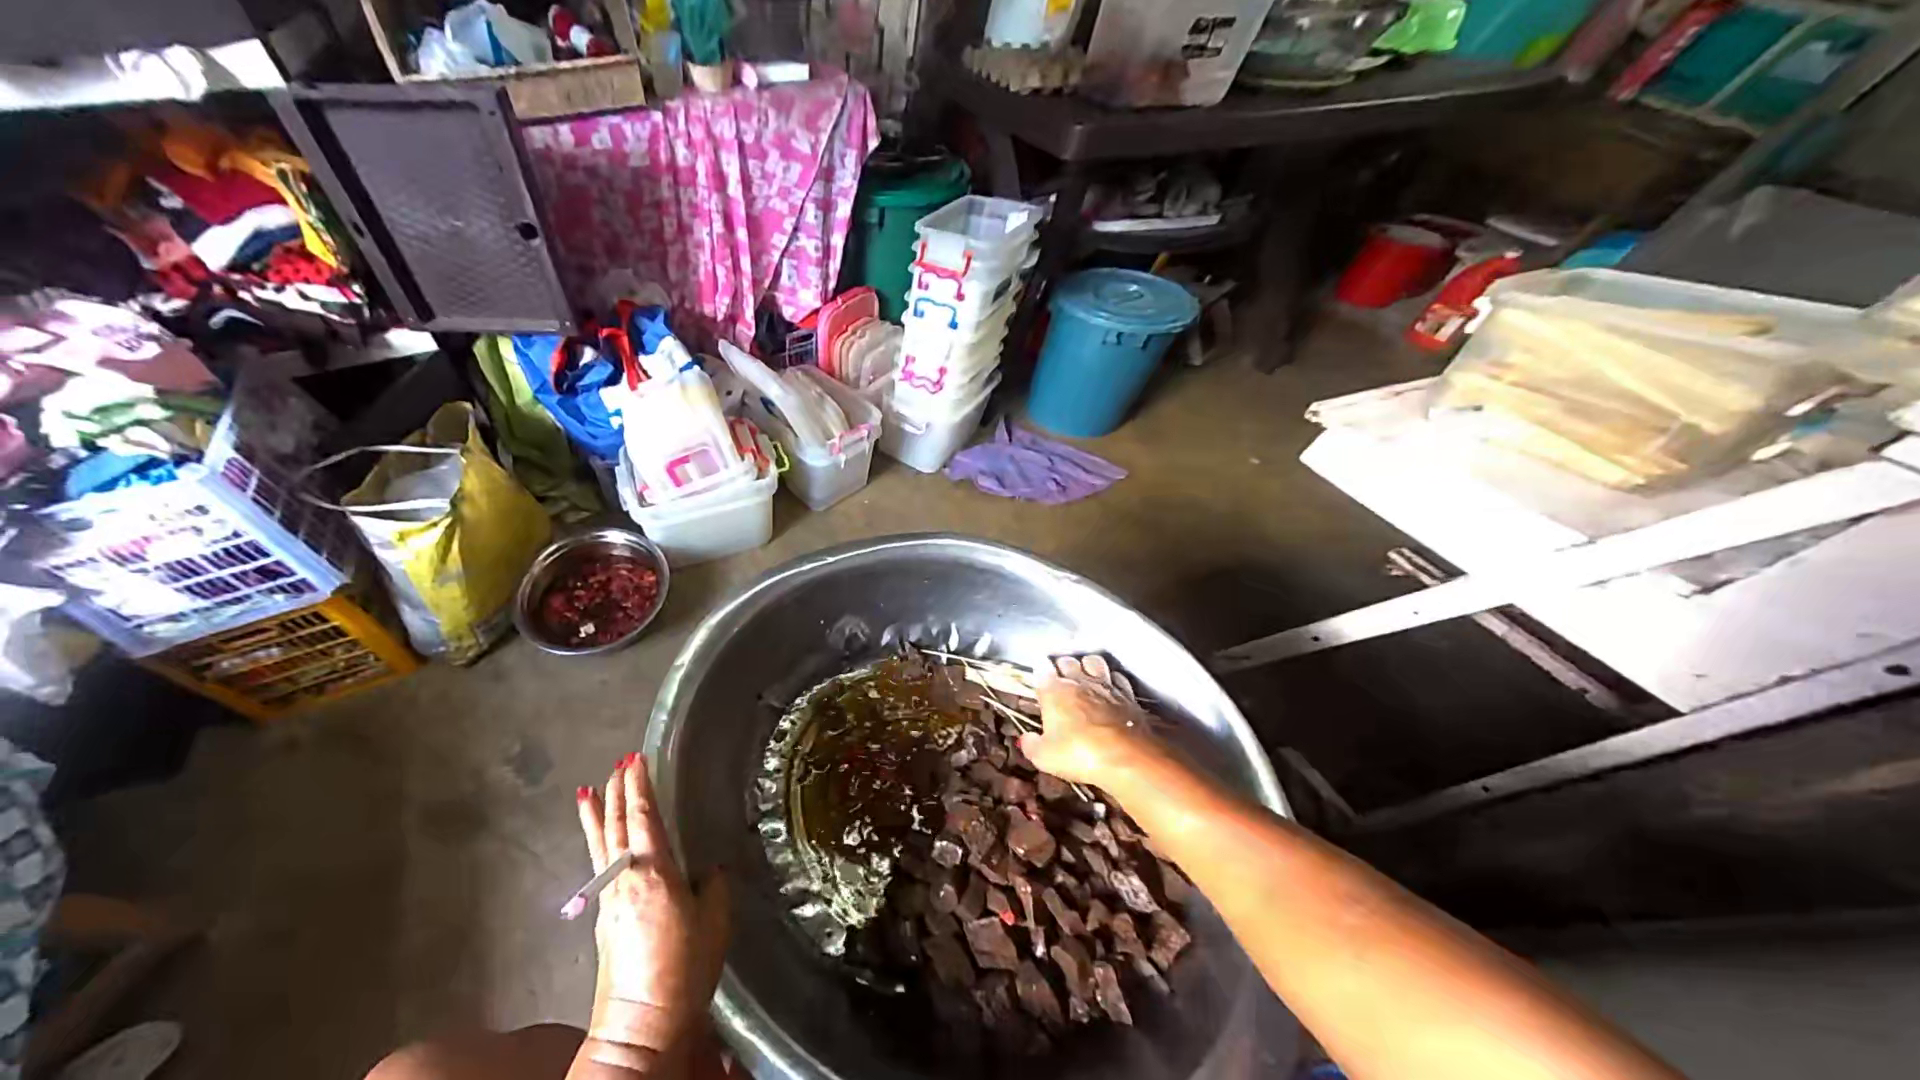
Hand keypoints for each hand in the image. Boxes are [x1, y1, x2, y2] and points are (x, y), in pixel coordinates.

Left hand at [575, 753, 728, 1053]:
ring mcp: (609, 899)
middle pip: (616, 825)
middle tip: (618, 763)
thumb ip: (712, 884)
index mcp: (653, 871)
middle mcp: (625, 879)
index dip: (639, 786)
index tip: (636, 758)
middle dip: (617, 791)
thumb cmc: (685, 966)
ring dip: (597, 815)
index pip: (643, 817)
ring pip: (600, 845)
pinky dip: (595, 842)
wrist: (642, 1021)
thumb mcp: (715, 918)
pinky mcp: (603, 918)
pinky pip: (598, 865)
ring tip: (588, 790)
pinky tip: (597, 840)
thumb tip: (706, 868)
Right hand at [1020, 655, 1163, 787]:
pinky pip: (1117, 677)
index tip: (1039, 685)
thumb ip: (1031, 745)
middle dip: (1062, 667)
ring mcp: (1105, 685)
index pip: (1042, 670)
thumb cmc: (1080, 754)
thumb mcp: (1045, 757)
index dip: (1040, 676)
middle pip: (1068, 661)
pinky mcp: (1127, 695)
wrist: (1126, 758)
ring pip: (1094, 661)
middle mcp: (1079, 681)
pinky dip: (1112, 679)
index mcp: (1054, 691)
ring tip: (1085, 676)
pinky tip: (1110, 689)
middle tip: (1059, 680)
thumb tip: (1026, 739)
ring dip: (1087, 666)